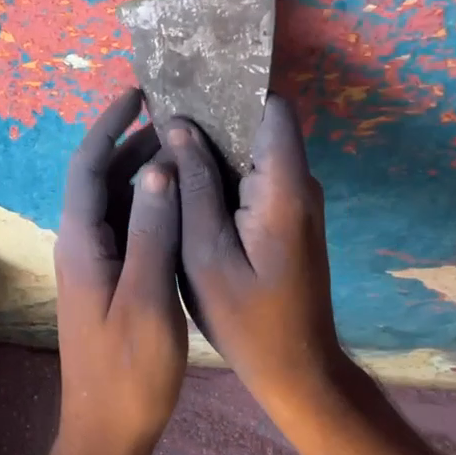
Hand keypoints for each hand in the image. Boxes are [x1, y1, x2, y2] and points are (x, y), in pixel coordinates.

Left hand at [53, 88, 187, 454]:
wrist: (107, 426)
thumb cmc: (129, 368)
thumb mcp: (146, 296)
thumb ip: (151, 230)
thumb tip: (157, 168)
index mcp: (80, 240)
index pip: (86, 166)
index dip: (109, 126)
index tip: (137, 94)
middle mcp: (80, 242)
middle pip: (101, 177)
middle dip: (132, 143)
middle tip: (176, 117)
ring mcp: (93, 261)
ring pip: (115, 200)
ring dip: (143, 172)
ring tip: (186, 147)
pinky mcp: (109, 278)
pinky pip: (127, 225)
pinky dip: (150, 205)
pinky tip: (183, 200)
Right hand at [163, 94, 348, 407]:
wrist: (295, 369)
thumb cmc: (246, 317)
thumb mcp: (204, 251)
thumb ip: (193, 184)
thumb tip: (179, 125)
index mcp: (283, 188)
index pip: (273, 109)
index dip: (234, 89)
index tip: (188, 84)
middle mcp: (298, 185)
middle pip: (259, 125)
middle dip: (211, 114)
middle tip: (157, 114)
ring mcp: (295, 201)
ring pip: (252, 149)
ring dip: (212, 144)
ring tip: (161, 142)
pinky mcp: (286, 216)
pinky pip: (252, 174)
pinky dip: (220, 170)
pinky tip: (182, 178)